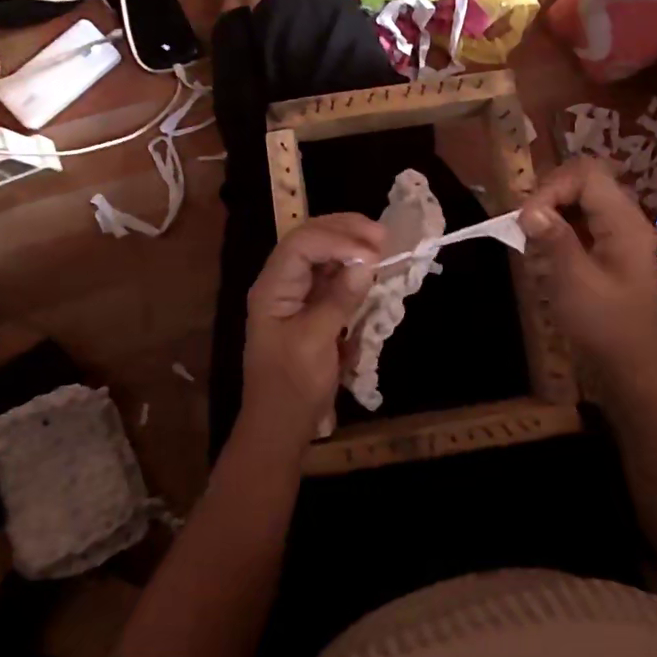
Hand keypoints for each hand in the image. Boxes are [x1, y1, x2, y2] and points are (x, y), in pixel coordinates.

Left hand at [243, 214, 383, 436]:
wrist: (280, 425)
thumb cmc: (292, 386)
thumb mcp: (315, 343)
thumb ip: (339, 300)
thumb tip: (367, 262)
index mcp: (272, 288)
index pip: (302, 244)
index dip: (339, 239)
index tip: (374, 252)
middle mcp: (282, 282)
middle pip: (311, 238)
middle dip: (346, 231)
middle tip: (383, 237)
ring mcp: (297, 293)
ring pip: (323, 251)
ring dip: (352, 243)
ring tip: (382, 245)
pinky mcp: (313, 306)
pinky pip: (333, 274)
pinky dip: (354, 266)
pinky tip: (373, 267)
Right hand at [519, 159, 656, 375]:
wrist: (634, 365)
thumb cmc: (606, 324)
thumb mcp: (575, 282)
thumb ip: (554, 240)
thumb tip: (529, 209)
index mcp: (625, 222)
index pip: (587, 175)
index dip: (552, 187)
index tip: (527, 218)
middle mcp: (627, 220)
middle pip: (587, 182)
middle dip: (551, 196)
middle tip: (526, 225)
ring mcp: (621, 235)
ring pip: (584, 201)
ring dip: (554, 212)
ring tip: (532, 238)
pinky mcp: (613, 251)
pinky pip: (585, 223)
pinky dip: (562, 229)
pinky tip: (546, 252)